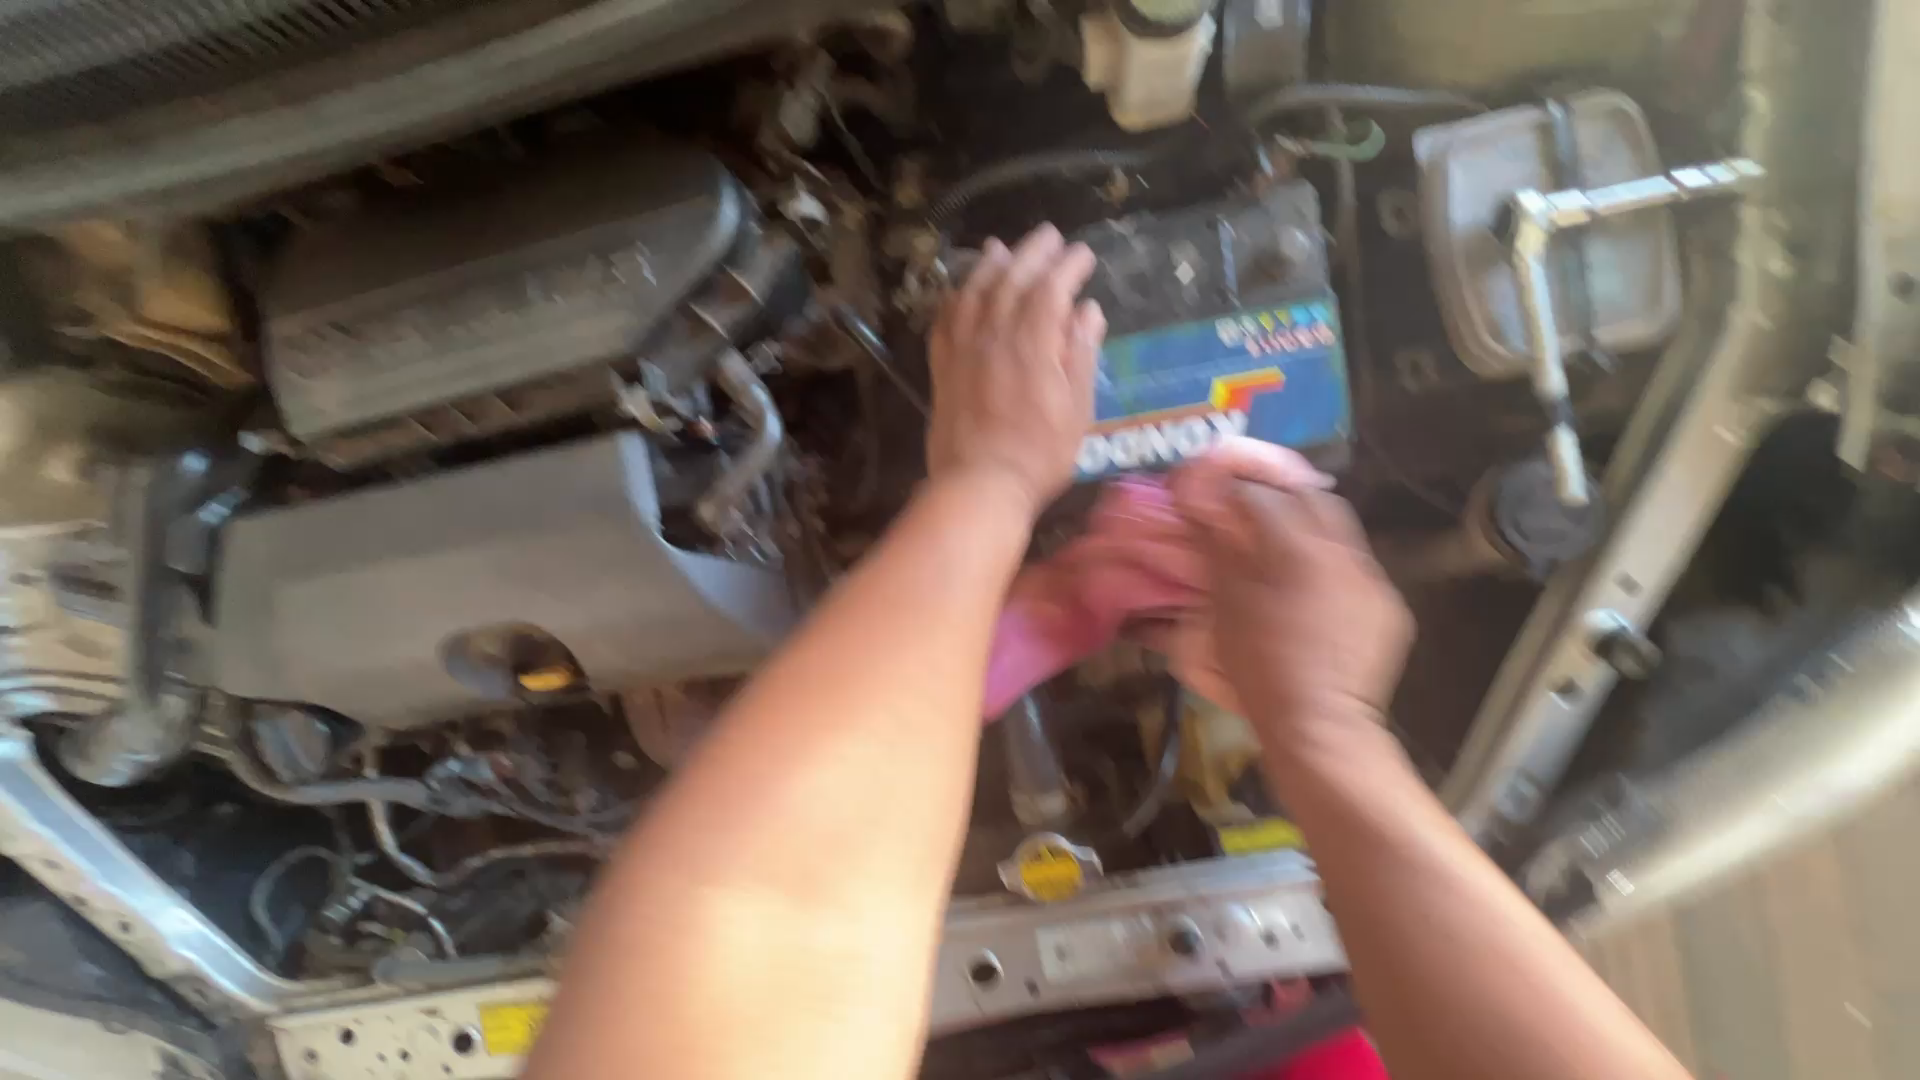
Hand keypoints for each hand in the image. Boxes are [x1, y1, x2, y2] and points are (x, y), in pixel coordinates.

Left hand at [927, 225, 1105, 512]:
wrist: (979, 485)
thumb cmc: (1039, 454)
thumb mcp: (1076, 409)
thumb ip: (1080, 355)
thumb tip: (1087, 311)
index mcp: (1033, 342)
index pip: (1052, 287)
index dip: (1069, 266)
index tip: (1083, 255)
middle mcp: (994, 334)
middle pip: (1011, 279)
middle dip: (1032, 253)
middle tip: (1048, 235)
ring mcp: (963, 349)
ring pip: (973, 292)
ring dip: (988, 265)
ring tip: (999, 247)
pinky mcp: (941, 367)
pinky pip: (943, 320)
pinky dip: (953, 298)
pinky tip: (959, 290)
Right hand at [1166, 440, 1413, 737]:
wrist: (1321, 727)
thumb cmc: (1260, 670)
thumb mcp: (1225, 610)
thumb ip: (1219, 553)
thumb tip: (1205, 512)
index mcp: (1298, 552)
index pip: (1262, 495)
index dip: (1233, 486)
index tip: (1211, 489)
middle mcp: (1344, 554)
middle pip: (1312, 495)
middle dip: (1277, 492)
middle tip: (1248, 502)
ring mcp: (1372, 579)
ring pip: (1339, 529)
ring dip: (1306, 523)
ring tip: (1278, 541)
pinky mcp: (1388, 607)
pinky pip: (1355, 566)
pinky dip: (1327, 561)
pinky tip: (1308, 585)